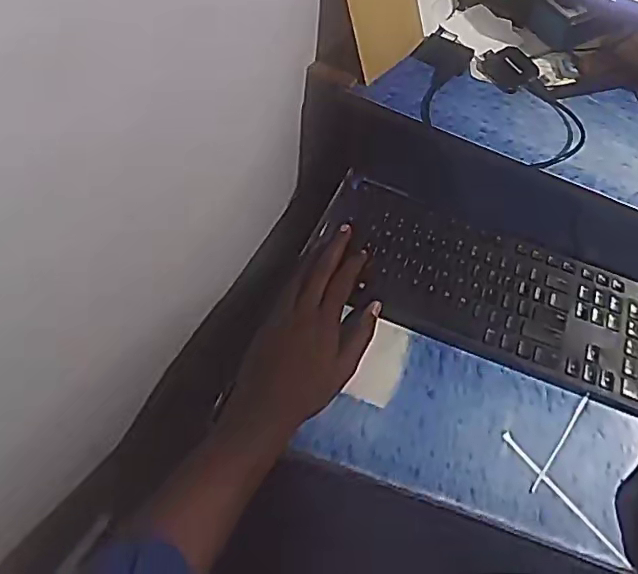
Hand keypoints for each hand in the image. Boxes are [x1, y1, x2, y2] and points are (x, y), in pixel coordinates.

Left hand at [219, 224, 379, 444]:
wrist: (264, 406)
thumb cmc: (307, 392)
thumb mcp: (343, 368)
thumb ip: (360, 333)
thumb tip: (373, 306)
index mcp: (324, 322)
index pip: (342, 283)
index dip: (353, 264)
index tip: (362, 252)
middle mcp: (303, 311)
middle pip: (320, 269)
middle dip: (334, 246)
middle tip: (344, 229)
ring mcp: (284, 311)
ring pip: (301, 272)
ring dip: (315, 253)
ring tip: (325, 239)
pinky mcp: (270, 316)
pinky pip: (287, 283)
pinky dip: (298, 269)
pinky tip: (302, 265)